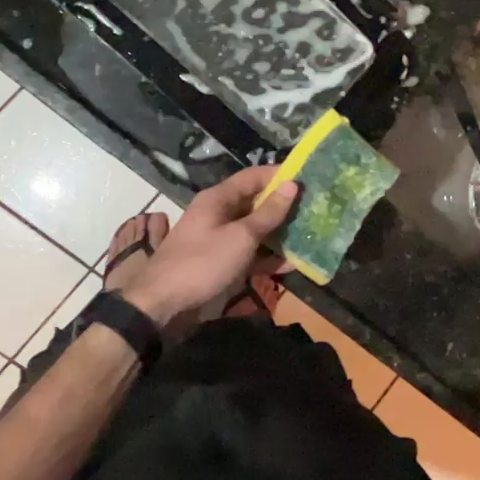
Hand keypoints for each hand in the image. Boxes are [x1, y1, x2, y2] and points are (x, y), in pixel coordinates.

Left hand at [114, 166, 297, 323]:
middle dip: (284, 206)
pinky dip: (269, 257)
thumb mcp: (241, 237)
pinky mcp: (222, 263)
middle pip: (256, 203)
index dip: (279, 175)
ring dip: (280, 234)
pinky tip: (293, 264)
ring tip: (311, 235)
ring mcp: (220, 240)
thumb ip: (269, 213)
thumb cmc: (203, 263)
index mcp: (218, 199)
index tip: (308, 178)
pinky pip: (250, 253)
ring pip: (256, 230)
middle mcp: (219, 214)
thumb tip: (292, 185)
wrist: (163, 305)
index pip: (253, 177)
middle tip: (315, 207)